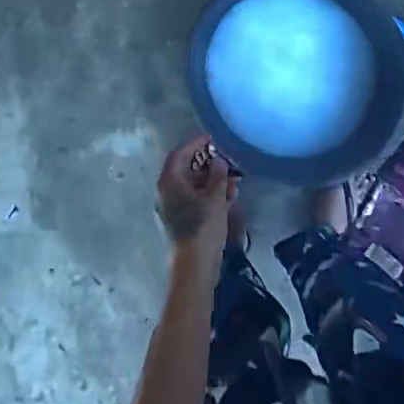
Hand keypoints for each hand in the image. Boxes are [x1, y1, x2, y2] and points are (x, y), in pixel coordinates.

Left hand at [156, 134, 236, 256]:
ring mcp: (174, 205)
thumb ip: (218, 175)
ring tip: (235, 180)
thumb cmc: (203, 227)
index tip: (213, 139)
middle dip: (209, 164)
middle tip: (228, 161)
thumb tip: (218, 160)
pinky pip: (196, 198)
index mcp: (169, 180)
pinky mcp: (183, 218)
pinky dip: (211, 195)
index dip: (196, 144)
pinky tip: (229, 196)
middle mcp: (168, 189)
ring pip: (194, 185)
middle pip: (187, 168)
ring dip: (214, 180)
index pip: (180, 154)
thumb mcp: (214, 198)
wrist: (195, 264)